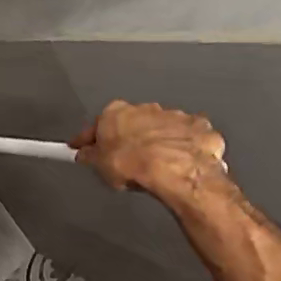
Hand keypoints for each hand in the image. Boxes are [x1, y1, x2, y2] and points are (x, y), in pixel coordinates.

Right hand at [71, 100, 231, 205]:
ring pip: (161, 129)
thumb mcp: (99, 166)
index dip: (88, 139)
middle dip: (127, 139)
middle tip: (122, 162)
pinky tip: (177, 165)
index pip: (96, 125)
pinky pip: (186, 138)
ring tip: (152, 169)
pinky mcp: (197, 129)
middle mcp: (145, 109)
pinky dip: (181, 149)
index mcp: (116, 113)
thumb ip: (90, 156)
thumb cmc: (133, 164)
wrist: (174, 171)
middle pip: (131, 124)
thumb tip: (85, 154)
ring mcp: (174, 117)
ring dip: (155, 144)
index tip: (82, 148)